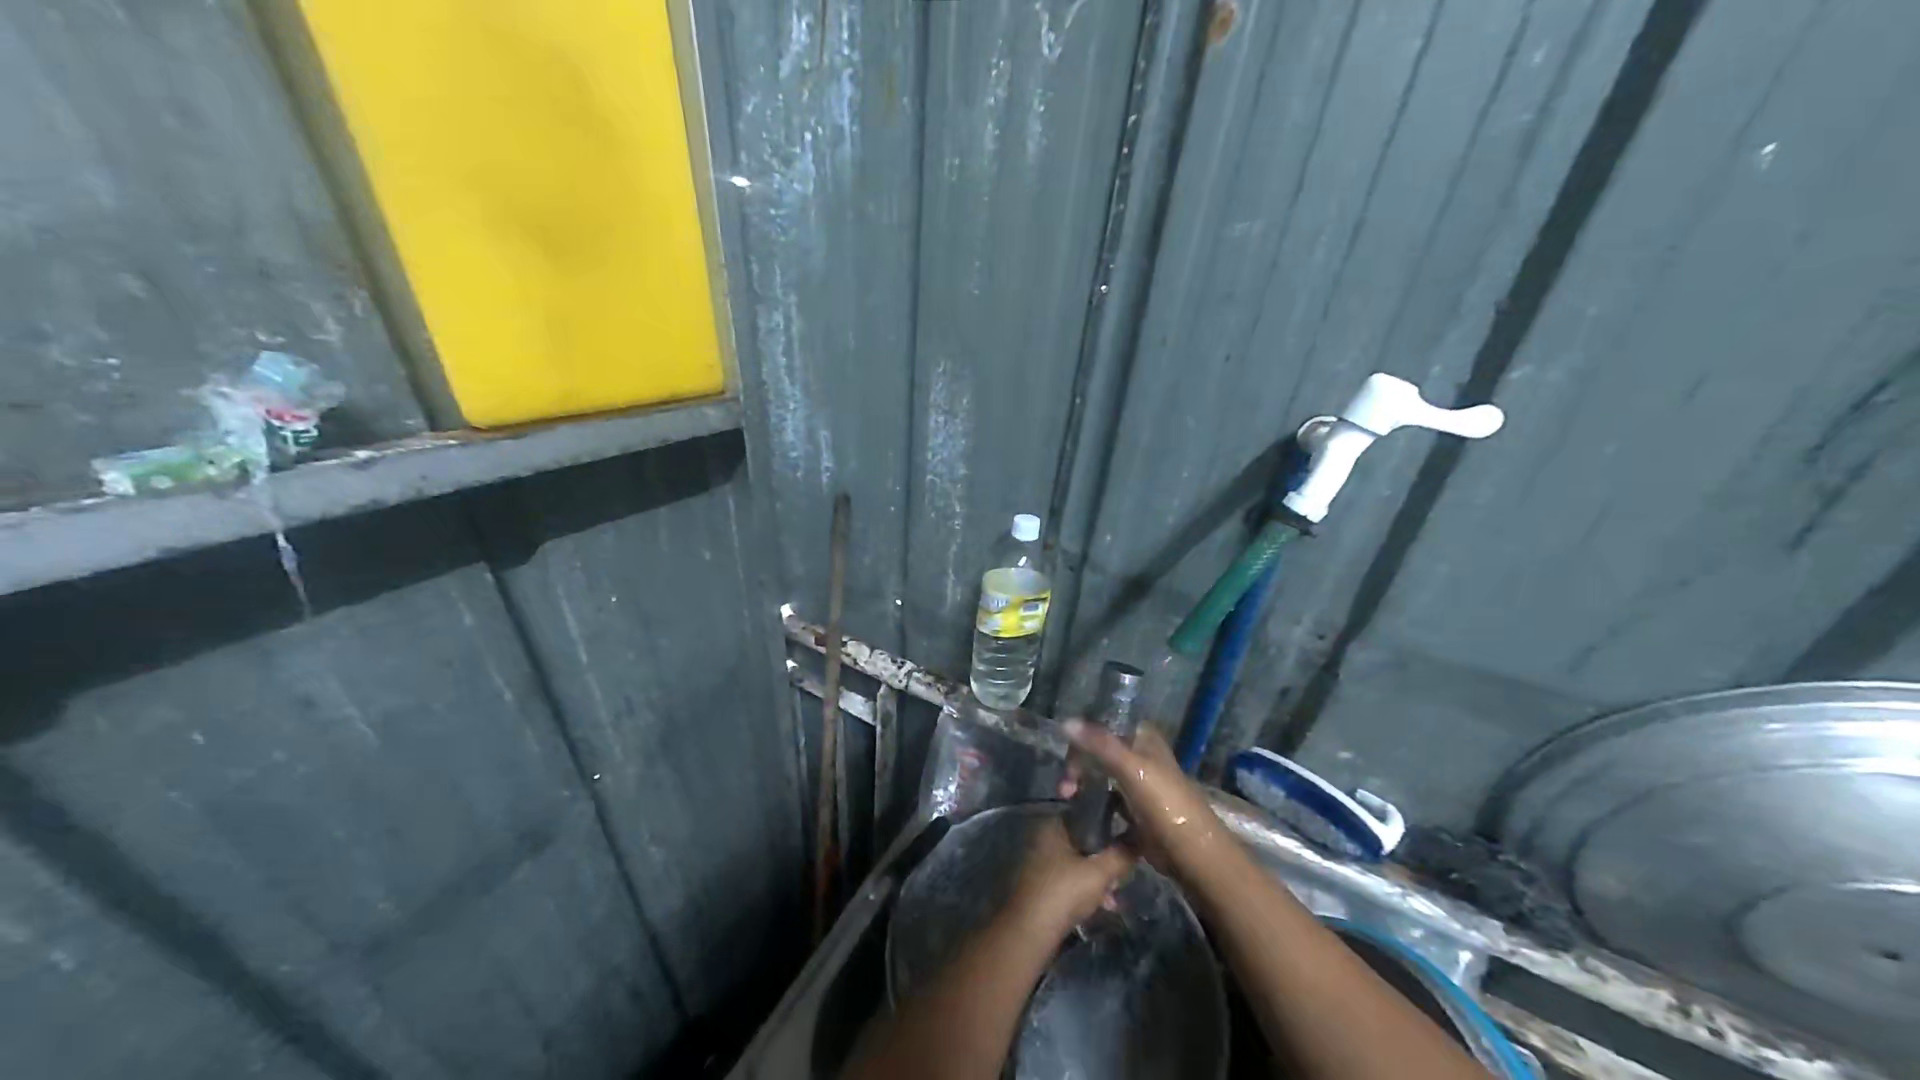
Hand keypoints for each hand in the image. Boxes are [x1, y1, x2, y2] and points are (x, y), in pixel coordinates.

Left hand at [1008, 817, 1134, 935]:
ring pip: (1078, 863)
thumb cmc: (1064, 891)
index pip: (1086, 815)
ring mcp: (1040, 862)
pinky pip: (1069, 880)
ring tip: (1113, 899)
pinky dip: (1085, 890)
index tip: (1126, 842)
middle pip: (1084, 842)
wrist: (1030, 929)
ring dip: (1097, 879)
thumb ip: (1121, 855)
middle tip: (1120, 877)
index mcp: (1053, 825)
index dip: (1108, 827)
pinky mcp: (1040, 885)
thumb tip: (1140, 840)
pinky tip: (1100, 906)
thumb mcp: (1100, 872)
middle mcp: (1043, 839)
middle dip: (1105, 861)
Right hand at [1062, 721, 1227, 881]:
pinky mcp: (1134, 808)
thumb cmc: (1164, 803)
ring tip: (1068, 798)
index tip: (1066, 756)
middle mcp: (1140, 755)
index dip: (1082, 734)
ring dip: (1082, 783)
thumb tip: (1065, 722)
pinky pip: (1106, 798)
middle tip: (1065, 787)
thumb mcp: (1131, 768)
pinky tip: (1080, 811)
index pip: (1105, 724)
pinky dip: (1092, 801)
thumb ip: (1099, 744)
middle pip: (1099, 750)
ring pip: (1101, 774)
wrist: (1191, 852)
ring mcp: (1137, 782)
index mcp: (1143, 738)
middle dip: (1078, 765)